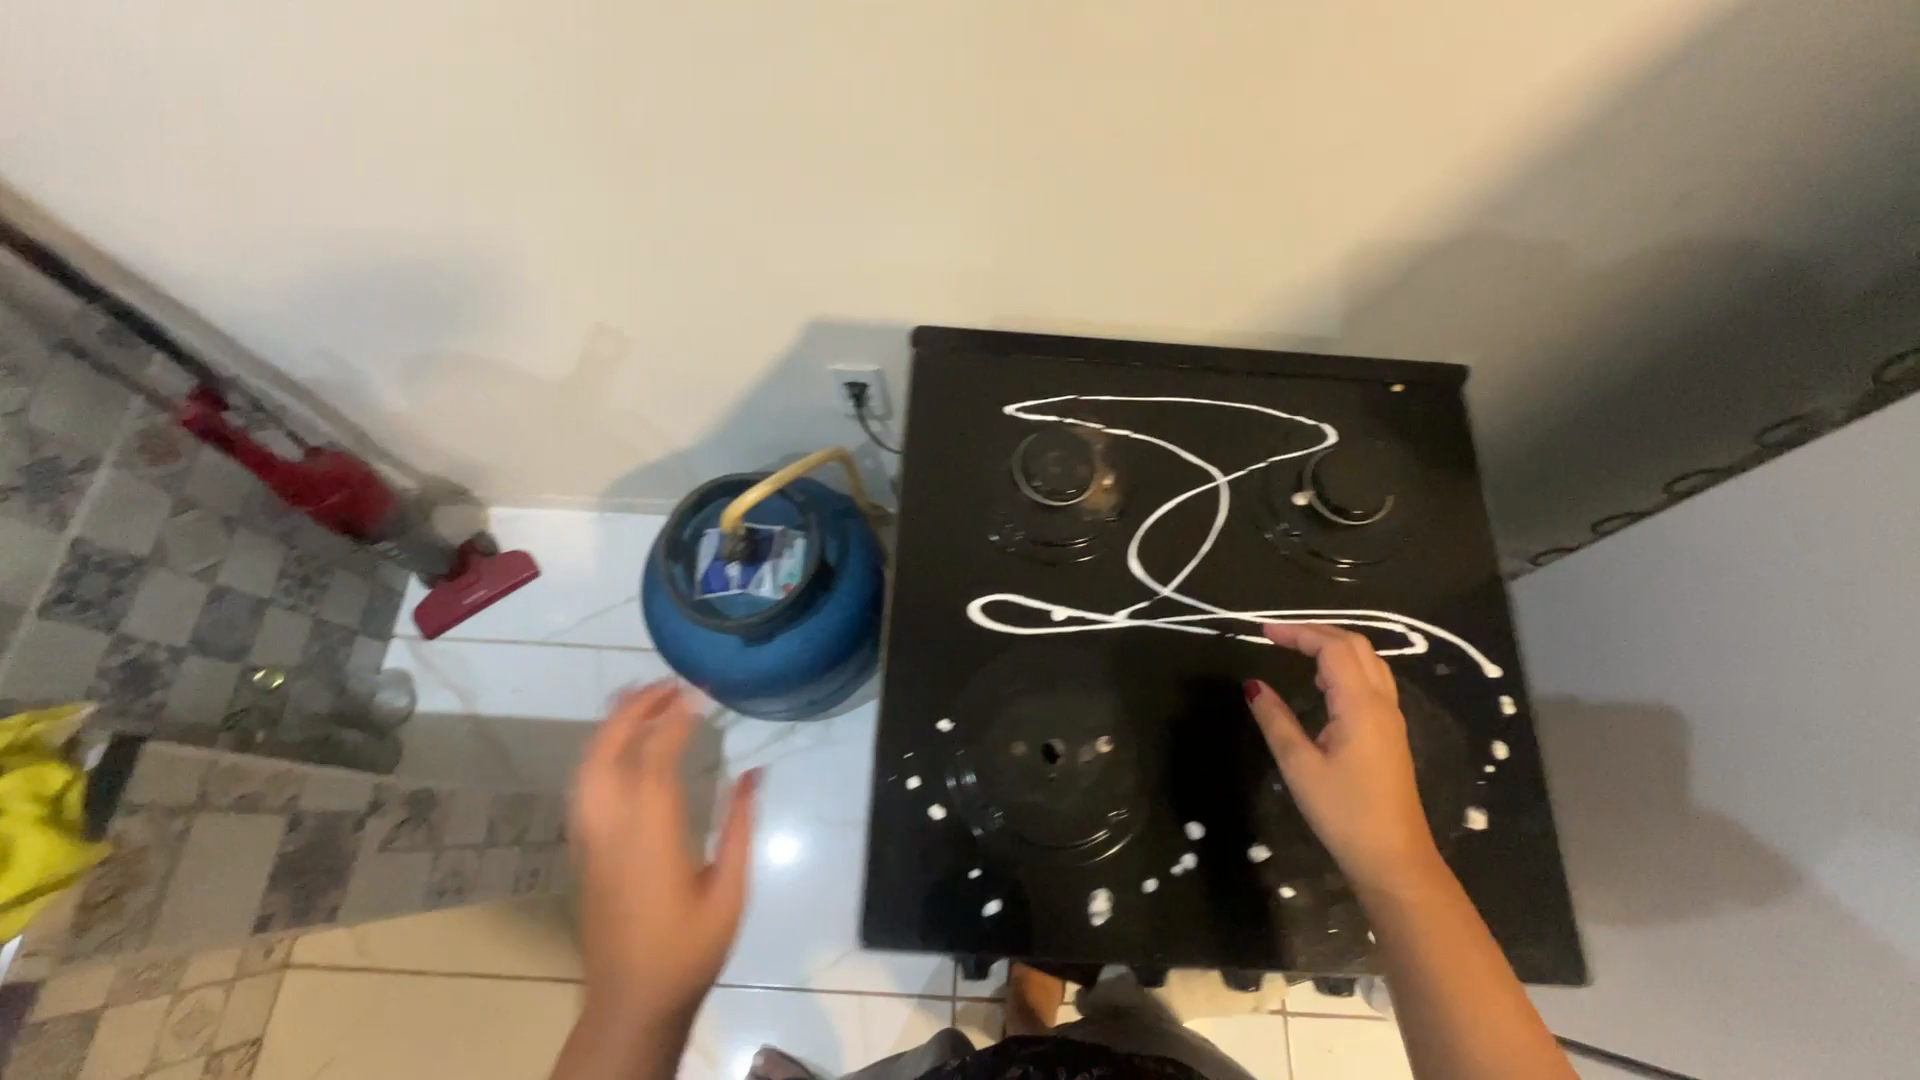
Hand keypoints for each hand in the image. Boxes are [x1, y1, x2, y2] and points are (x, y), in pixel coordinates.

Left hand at [568, 680, 760, 1025]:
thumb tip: (755, 773)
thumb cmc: (690, 948)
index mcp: (652, 836)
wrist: (632, 1001)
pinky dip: (599, 752)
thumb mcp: (731, 889)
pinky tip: (620, 746)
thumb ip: (741, 825)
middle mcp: (612, 828)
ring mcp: (590, 839)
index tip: (700, 693)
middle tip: (669, 685)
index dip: (677, 719)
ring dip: (611, 726)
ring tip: (640, 698)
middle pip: (610, 752)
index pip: (656, 759)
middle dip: (636, 710)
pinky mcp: (584, 851)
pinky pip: (583, 787)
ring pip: (587, 767)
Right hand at [1243, 623, 1442, 893]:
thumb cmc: (1343, 812)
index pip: (1332, 648)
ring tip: (1297, 650)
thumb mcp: (1298, 765)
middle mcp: (1381, 703)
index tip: (1262, 632)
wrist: (1393, 858)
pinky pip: (1371, 682)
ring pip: (1368, 662)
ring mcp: (1391, 718)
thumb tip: (1253, 686)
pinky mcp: (1390, 733)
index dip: (1298, 633)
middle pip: (1356, 646)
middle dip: (1317, 631)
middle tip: (1278, 635)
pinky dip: (1345, 667)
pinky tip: (1322, 684)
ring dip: (1334, 646)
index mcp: (1360, 705)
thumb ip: (1275, 719)